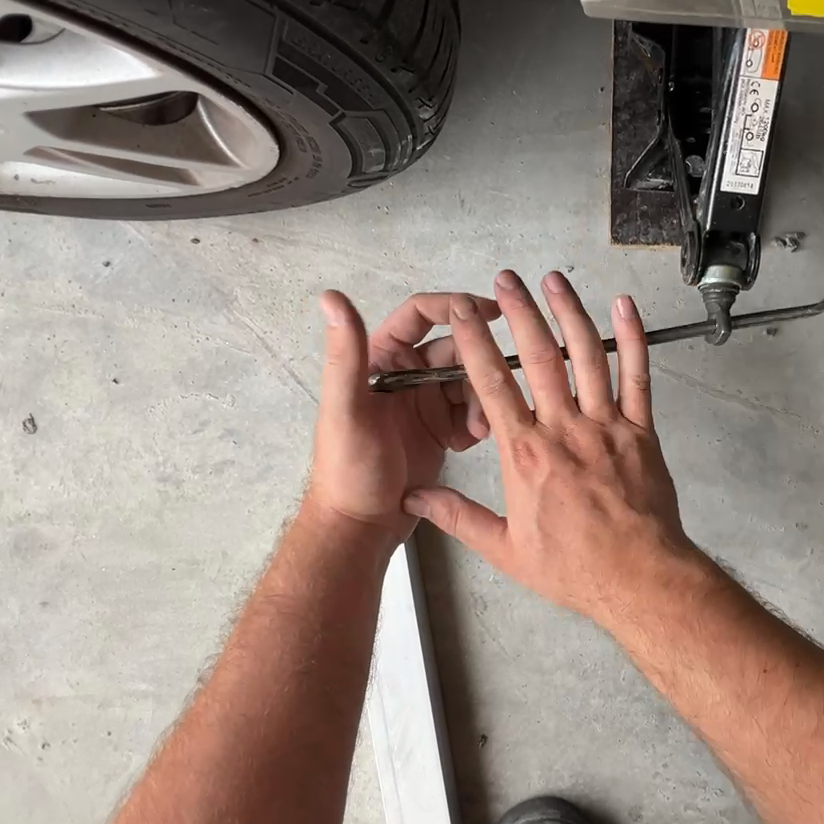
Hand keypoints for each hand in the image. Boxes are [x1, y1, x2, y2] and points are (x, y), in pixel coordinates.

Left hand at [303, 289, 502, 539]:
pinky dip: (479, 422)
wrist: (362, 527)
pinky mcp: (441, 430)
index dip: (455, 307)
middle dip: (476, 367)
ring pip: (469, 382)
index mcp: (380, 360)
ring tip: (479, 429)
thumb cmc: (347, 470)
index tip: (490, 312)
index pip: (420, 316)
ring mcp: (425, 403)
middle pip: (455, 351)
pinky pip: (472, 412)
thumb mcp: (346, 409)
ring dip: (480, 400)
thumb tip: (332, 296)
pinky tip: (474, 441)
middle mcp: (406, 376)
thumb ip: (346, 354)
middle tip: (491, 390)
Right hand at [401, 270, 704, 622]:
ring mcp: (607, 427)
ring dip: (569, 312)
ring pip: (588, 356)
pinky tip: (625, 307)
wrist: (638, 578)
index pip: (493, 384)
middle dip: (519, 312)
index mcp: (527, 455)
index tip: (464, 312)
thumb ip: (458, 517)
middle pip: (539, 357)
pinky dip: (634, 338)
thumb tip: (416, 501)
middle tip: (507, 280)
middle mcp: (565, 431)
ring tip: (554, 280)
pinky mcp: (641, 431)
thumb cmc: (577, 568)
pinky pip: (638, 376)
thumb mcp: (506, 549)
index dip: (475, 342)